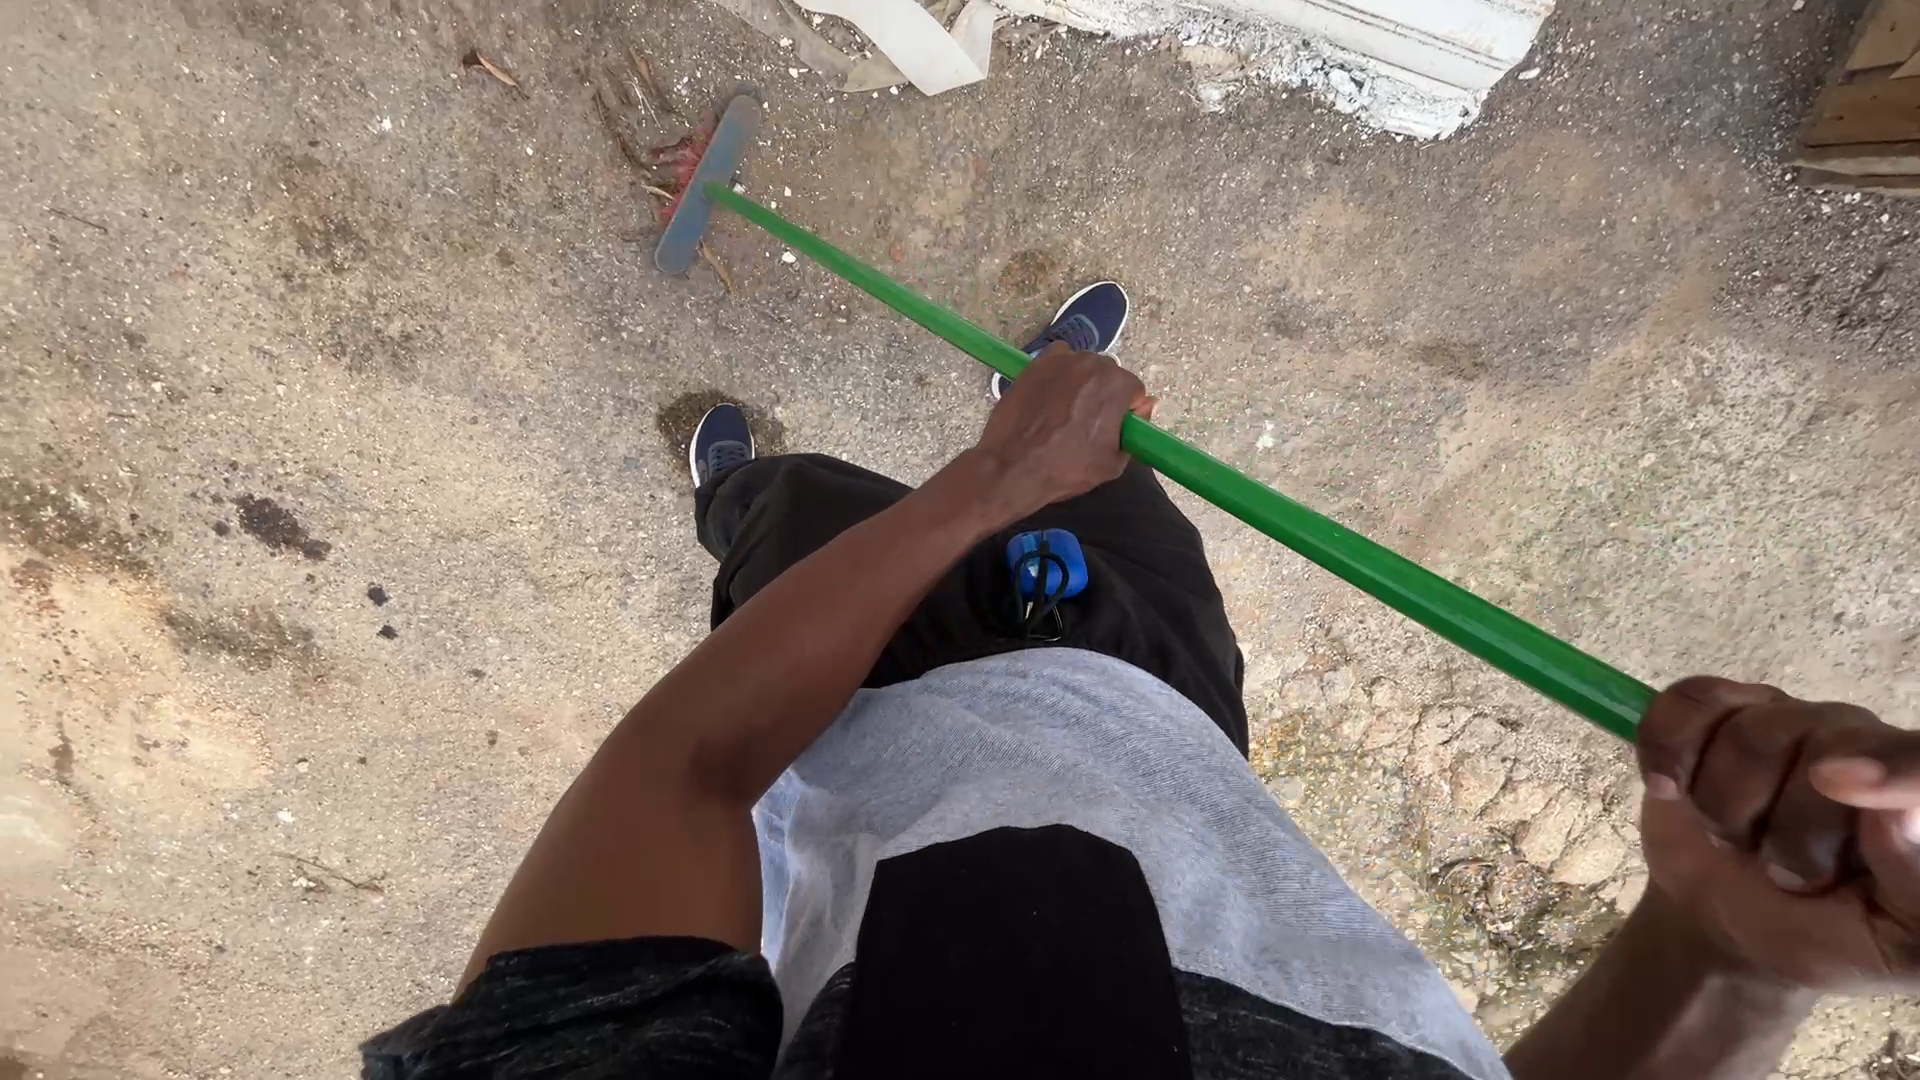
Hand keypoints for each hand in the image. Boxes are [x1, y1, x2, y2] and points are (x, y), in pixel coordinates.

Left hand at [971, 343, 1154, 515]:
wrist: (1012, 466)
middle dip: (1103, 396)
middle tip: (1087, 425)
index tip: (1112, 429)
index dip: (1126, 412)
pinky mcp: (1035, 364)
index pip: (1134, 391)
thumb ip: (1137, 431)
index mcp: (1117, 384)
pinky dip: (1057, 374)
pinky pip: (1057, 361)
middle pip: (1109, 376)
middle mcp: (1092, 363)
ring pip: (1082, 368)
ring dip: (1080, 385)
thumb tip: (1147, 406)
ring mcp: (1061, 361)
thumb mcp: (1113, 463)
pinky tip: (1049, 398)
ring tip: (1064, 414)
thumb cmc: (1064, 468)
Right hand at [1636, 676, 1919, 992]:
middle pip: (1815, 743)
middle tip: (1777, 867)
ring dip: (1717, 799)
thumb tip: (1897, 815)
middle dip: (1776, 817)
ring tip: (1727, 836)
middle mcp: (1860, 743)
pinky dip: (1664, 747)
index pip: (1918, 760)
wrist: (1722, 917)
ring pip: (1742, 730)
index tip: (1831, 783)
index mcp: (1915, 799)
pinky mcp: (1711, 712)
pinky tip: (1667, 787)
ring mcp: (1779, 718)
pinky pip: (1683, 702)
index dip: (1887, 765)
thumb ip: (1914, 885)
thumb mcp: (1896, 942)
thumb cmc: (1823, 932)